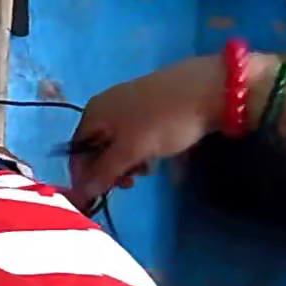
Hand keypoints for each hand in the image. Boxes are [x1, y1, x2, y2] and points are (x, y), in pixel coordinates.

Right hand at [67, 56, 227, 208]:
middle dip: (109, 170)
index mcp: (94, 113)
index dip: (84, 176)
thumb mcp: (131, 150)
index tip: (98, 197)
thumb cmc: (163, 120)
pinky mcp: (150, 109)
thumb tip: (78, 193)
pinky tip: (156, 159)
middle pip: (97, 148)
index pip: (77, 151)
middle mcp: (106, 108)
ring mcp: (129, 107)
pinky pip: (136, 137)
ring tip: (146, 170)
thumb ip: (104, 173)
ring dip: (127, 164)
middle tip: (128, 184)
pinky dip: (141, 152)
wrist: (208, 89)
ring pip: (118, 145)